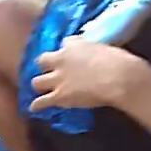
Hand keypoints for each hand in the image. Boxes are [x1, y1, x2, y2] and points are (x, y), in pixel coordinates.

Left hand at [28, 39, 150, 111]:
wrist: (117, 77)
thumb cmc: (117, 61)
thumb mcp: (104, 48)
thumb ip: (93, 51)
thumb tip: (95, 56)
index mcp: (74, 45)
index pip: (65, 42)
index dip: (67, 50)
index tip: (71, 54)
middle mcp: (61, 59)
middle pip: (42, 60)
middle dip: (45, 66)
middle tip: (51, 72)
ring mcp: (58, 78)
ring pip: (37, 81)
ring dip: (40, 85)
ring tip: (42, 89)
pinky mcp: (59, 95)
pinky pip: (42, 101)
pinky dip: (37, 105)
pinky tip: (33, 108)